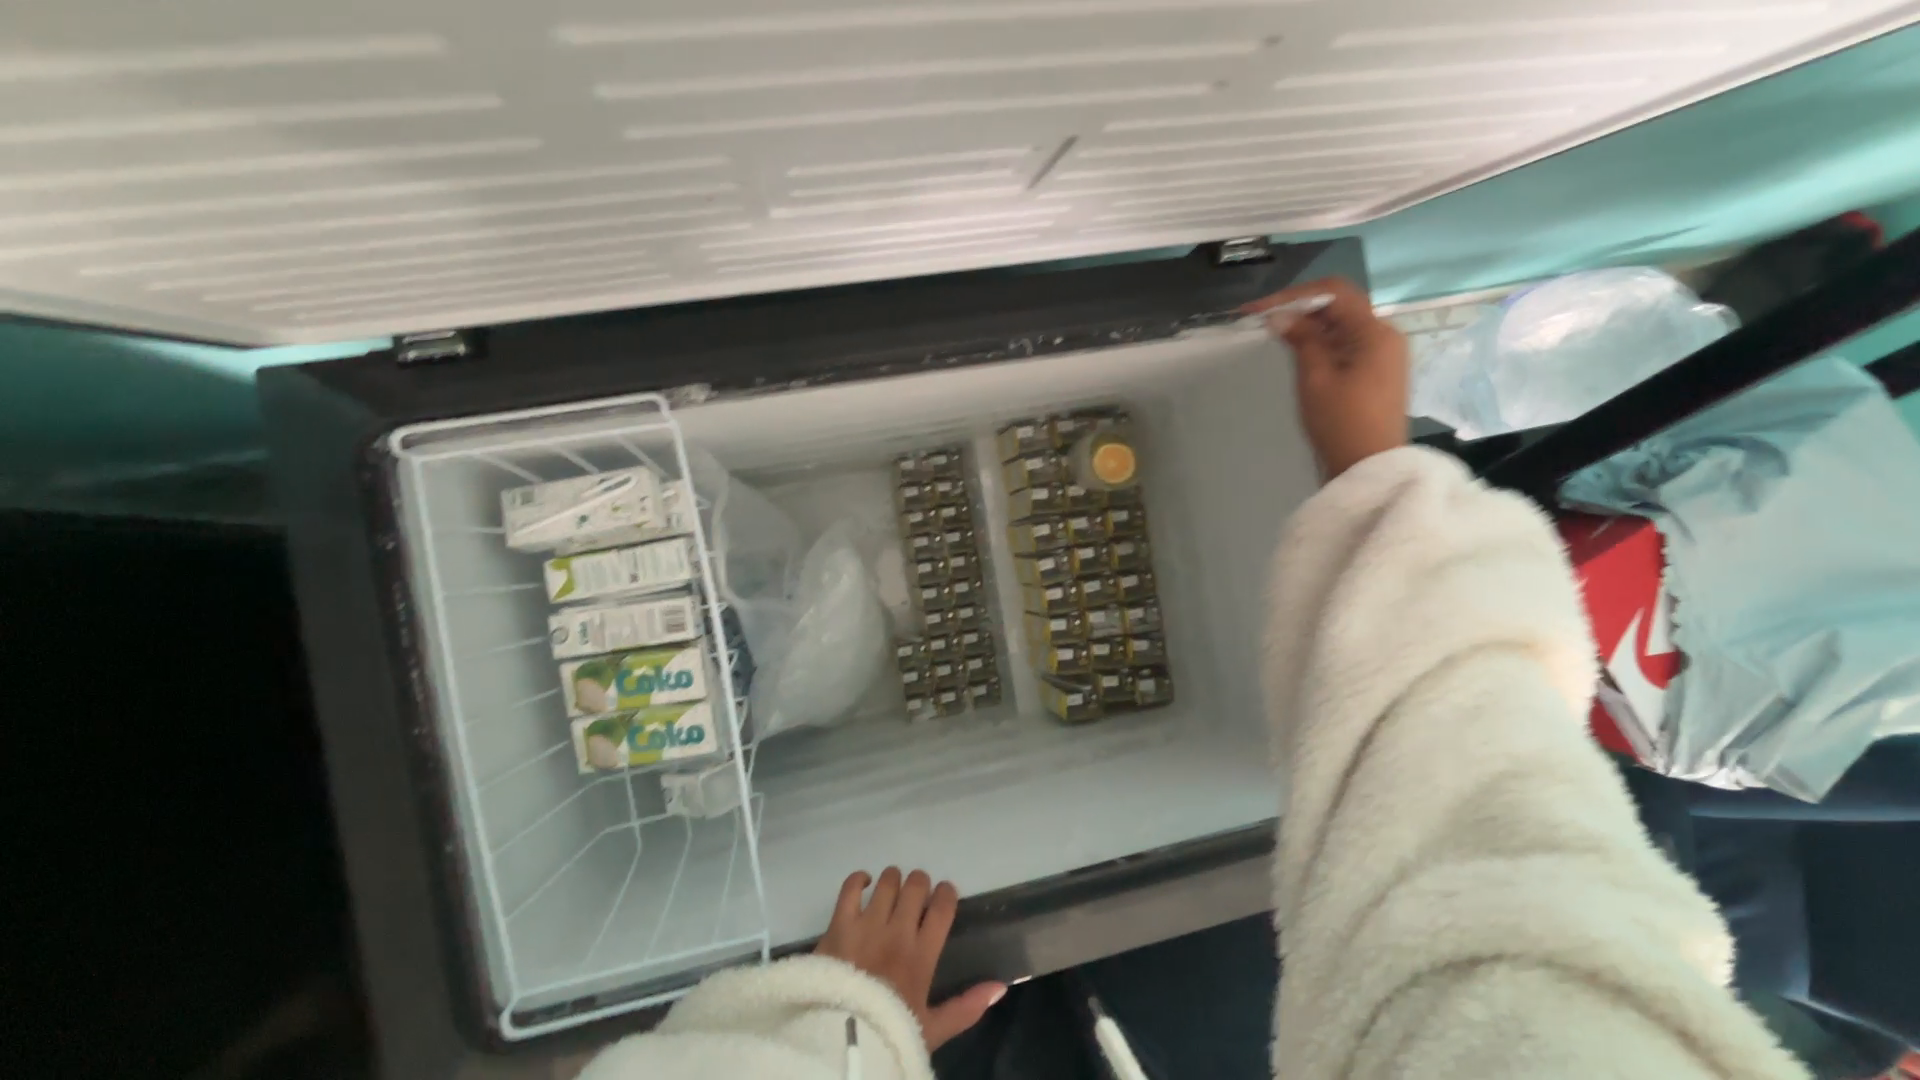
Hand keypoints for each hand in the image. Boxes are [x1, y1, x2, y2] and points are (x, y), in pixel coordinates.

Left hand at [815, 868, 1005, 1050]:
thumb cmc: (887, 1032)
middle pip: (915, 886)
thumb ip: (967, 1007)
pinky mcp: (839, 924)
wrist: (839, 1040)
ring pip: (887, 882)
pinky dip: (859, 880)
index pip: (942, 906)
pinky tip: (864, 884)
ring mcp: (867, 924)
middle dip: (920, 885)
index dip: (946, 893)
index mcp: (922, 954)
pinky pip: (850, 887)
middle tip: (916, 895)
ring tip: (892, 890)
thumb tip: (1000, 986)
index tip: (944, 893)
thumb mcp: (933, 1029)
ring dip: (893, 880)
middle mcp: (898, 931)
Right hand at [1242, 277, 1408, 480]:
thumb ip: (1302, 340)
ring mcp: (1385, 353)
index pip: (1334, 294)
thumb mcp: (1315, 379)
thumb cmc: (1342, 424)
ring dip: (1311, 326)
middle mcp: (1386, 335)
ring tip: (1276, 335)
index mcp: (1375, 333)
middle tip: (1263, 321)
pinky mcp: (1378, 371)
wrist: (1370, 469)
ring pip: (1343, 325)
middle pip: (1341, 306)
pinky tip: (1300, 350)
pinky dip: (1323, 342)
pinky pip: (1348, 344)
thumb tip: (1280, 316)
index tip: (1258, 309)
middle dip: (1301, 309)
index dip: (1293, 296)